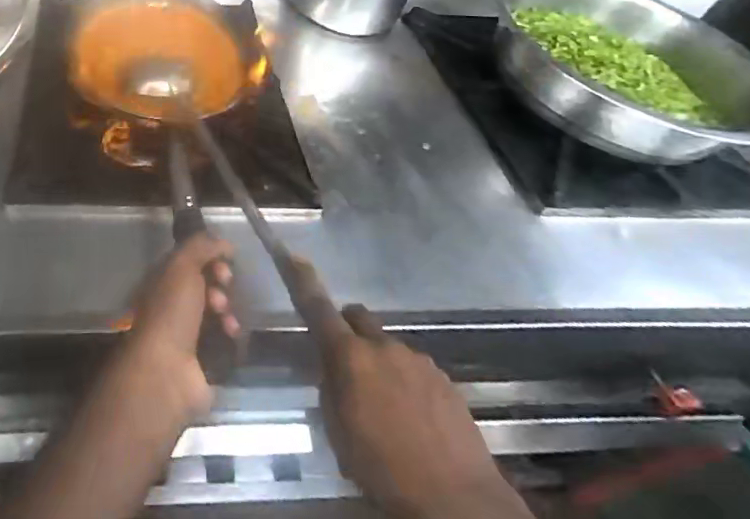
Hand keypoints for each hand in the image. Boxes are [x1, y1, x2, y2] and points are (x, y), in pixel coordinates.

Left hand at [124, 234, 239, 414]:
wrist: (167, 370)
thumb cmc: (171, 312)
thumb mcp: (182, 266)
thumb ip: (202, 246)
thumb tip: (224, 243)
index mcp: (163, 281)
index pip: (191, 261)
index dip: (210, 256)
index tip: (224, 261)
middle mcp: (174, 304)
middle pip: (207, 284)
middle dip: (221, 282)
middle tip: (224, 286)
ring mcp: (189, 332)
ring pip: (218, 310)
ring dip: (228, 307)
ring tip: (226, 316)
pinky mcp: (205, 356)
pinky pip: (225, 336)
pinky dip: (231, 331)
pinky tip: (232, 333)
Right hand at [291, 259, 531, 518]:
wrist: (457, 498)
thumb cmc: (385, 471)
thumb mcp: (340, 437)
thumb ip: (330, 393)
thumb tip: (330, 372)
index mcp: (351, 358)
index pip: (319, 308)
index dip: (302, 280)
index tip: (292, 255)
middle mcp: (384, 347)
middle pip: (357, 317)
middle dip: (347, 332)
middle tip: (345, 369)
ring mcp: (417, 358)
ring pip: (386, 347)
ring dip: (379, 365)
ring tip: (384, 409)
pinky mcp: (443, 376)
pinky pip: (413, 368)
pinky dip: (405, 383)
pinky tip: (412, 419)